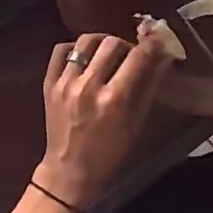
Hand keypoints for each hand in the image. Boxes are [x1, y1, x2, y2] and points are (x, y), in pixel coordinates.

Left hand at [36, 34, 172, 208]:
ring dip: (101, 41)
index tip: (156, 42)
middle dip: (126, 44)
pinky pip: (60, 51)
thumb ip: (149, 88)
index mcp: (114, 100)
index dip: (150, 46)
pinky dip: (74, 48)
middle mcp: (88, 86)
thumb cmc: (109, 153)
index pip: (136, 57)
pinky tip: (83, 56)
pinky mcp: (49, 83)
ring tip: (107, 51)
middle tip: (130, 54)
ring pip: (85, 42)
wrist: (69, 171)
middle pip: (111, 43)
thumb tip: (163, 59)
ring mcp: (65, 83)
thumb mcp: (136, 124)